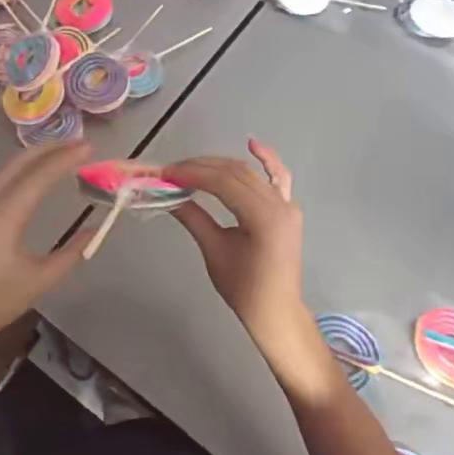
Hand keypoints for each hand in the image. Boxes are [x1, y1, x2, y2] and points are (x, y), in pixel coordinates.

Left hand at [0, 142, 91, 355]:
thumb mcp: (39, 281)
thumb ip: (71, 253)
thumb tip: (95, 231)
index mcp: (5, 214)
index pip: (41, 175)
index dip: (67, 159)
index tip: (91, 148)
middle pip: (20, 163)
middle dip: (51, 149)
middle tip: (80, 144)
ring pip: (7, 172)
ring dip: (35, 160)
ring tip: (61, 157)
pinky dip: (21, 174)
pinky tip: (33, 181)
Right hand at [163, 140, 311, 353]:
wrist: (275, 310)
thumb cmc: (243, 288)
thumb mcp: (214, 251)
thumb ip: (193, 217)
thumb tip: (168, 196)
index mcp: (263, 217)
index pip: (223, 182)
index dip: (192, 174)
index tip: (166, 174)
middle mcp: (279, 204)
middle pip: (236, 173)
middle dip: (201, 168)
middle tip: (171, 172)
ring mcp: (287, 205)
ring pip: (250, 174)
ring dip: (220, 166)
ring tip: (191, 166)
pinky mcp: (287, 208)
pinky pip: (278, 178)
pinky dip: (266, 160)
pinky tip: (252, 144)